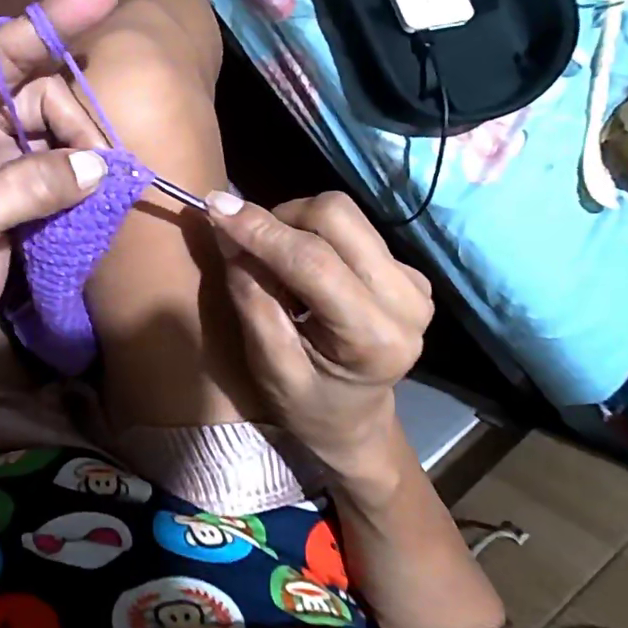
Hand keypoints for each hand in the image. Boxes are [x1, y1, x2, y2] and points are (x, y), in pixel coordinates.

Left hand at [0, 0, 122, 396]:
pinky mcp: (17, 185)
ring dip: (83, 148)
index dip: (51, 20)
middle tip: (100, 162)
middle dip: (74, 117)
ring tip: (96, 183)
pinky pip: (62, 161)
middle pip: (39, 88)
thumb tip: (99, 164)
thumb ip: (25, 186)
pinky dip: (83, 171)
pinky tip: (98, 186)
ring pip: (57, 124)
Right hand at [206, 191, 434, 476]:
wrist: (356, 420)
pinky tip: (305, 273)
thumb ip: (251, 299)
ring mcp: (414, 281)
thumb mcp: (268, 366)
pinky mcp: (408, 269)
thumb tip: (228, 232)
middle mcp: (407, 300)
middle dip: (280, 219)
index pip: (313, 261)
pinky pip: (351, 227)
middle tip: (249, 246)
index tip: (214, 207)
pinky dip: (313, 236)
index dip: (260, 230)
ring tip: (278, 266)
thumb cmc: (307, 405)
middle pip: (336, 216)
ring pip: (344, 214)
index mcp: (374, 337)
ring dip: (296, 226)